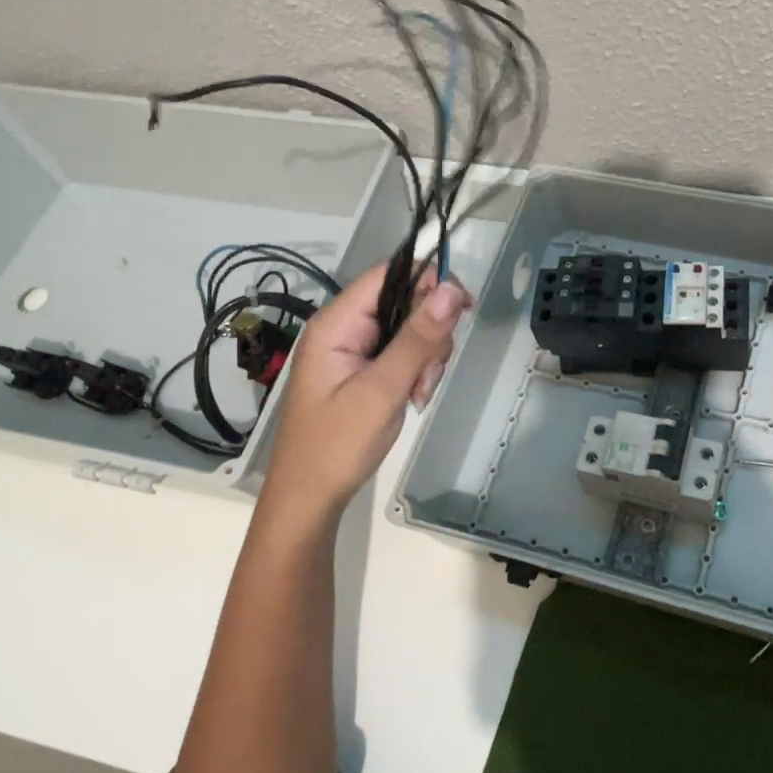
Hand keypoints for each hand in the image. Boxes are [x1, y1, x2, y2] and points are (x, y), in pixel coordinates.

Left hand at [262, 263, 470, 512]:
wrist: (310, 497)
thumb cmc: (338, 444)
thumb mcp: (383, 390)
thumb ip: (418, 339)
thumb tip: (453, 289)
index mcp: (337, 323)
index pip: (389, 274)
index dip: (428, 281)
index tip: (463, 307)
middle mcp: (344, 328)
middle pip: (404, 302)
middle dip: (428, 334)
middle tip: (427, 375)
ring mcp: (352, 351)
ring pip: (409, 331)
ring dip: (425, 359)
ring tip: (417, 395)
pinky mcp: (362, 371)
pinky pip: (400, 355)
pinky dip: (415, 373)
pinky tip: (413, 399)